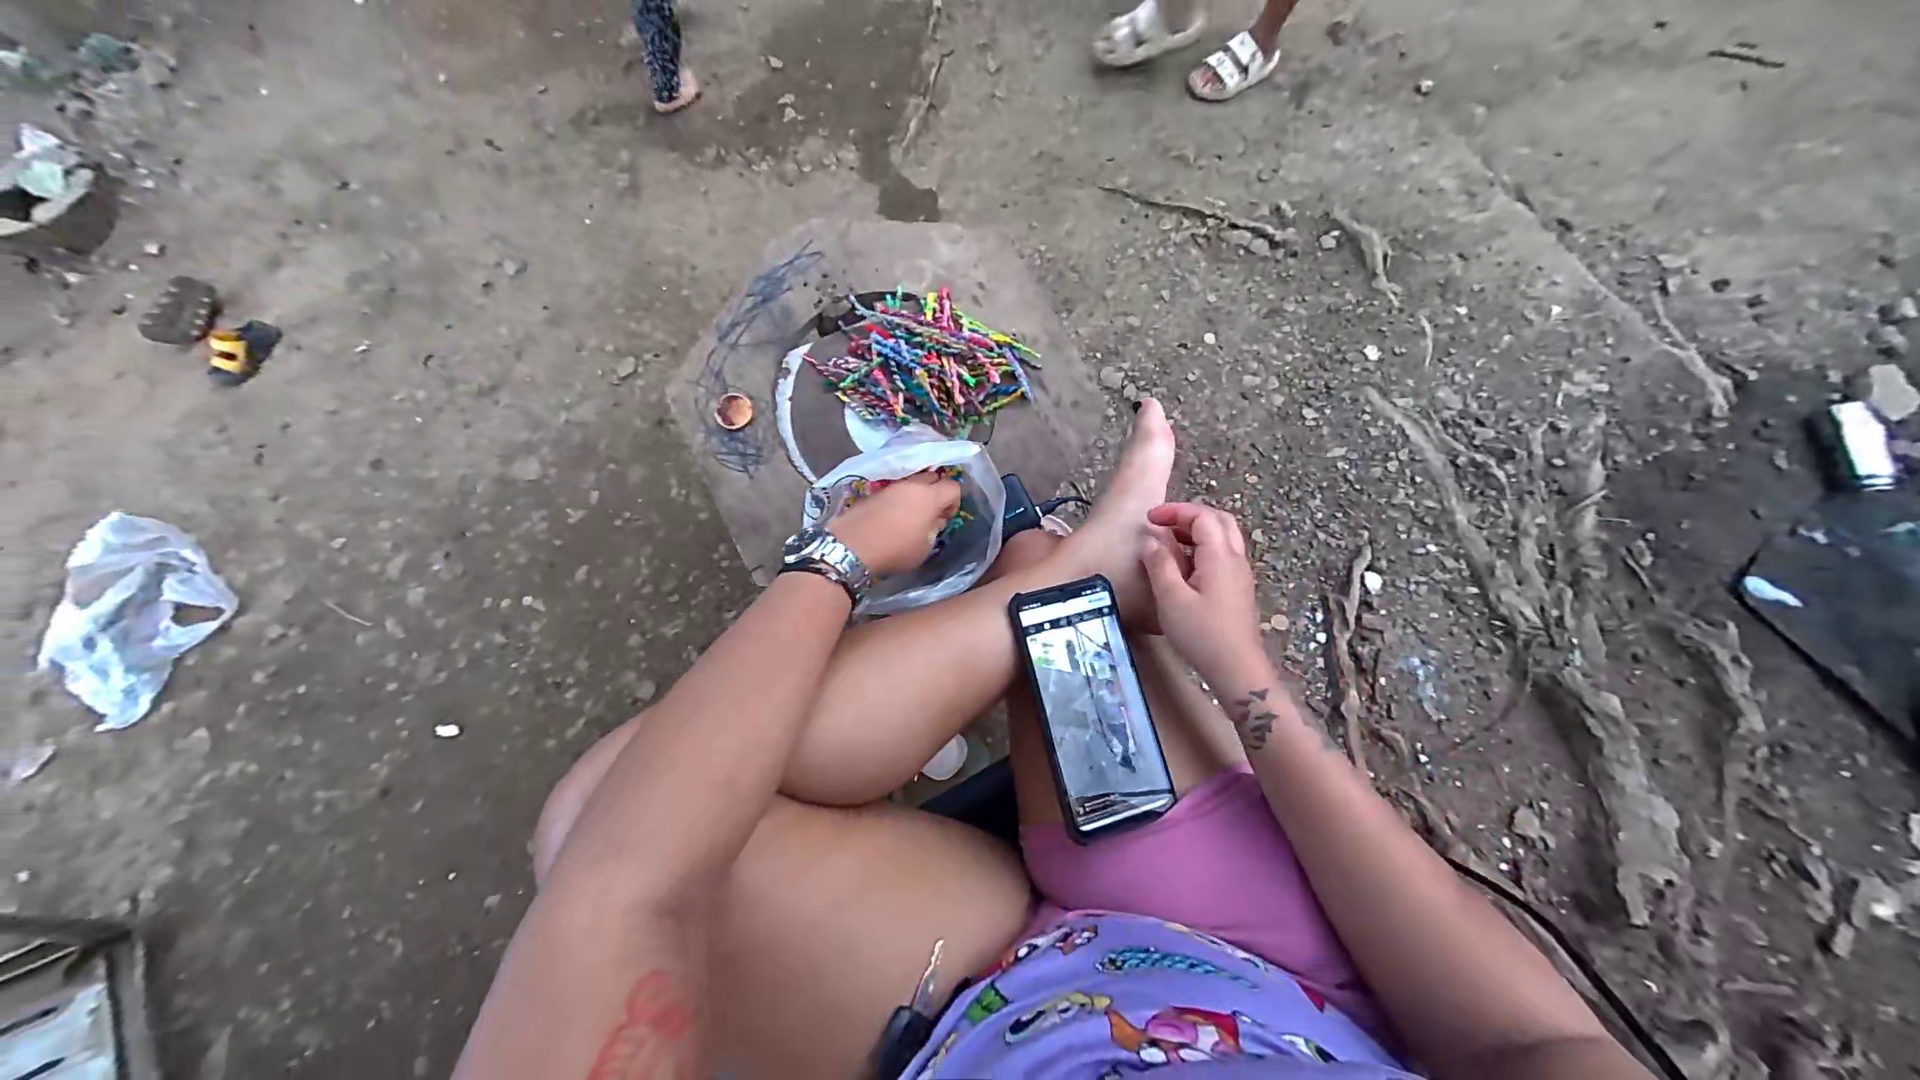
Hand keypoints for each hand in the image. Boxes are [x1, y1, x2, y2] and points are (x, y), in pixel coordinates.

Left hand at [828, 472, 962, 575]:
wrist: (851, 547)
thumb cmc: (895, 550)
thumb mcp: (924, 548)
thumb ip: (934, 530)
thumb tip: (934, 520)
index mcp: (929, 497)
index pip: (953, 486)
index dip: (954, 502)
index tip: (945, 518)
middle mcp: (911, 485)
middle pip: (933, 477)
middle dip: (937, 492)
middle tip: (931, 513)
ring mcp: (890, 486)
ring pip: (912, 482)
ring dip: (916, 495)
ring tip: (910, 516)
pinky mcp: (873, 492)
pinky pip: (894, 490)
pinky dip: (899, 499)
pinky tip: (892, 517)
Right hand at [1139, 502, 1264, 685]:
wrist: (1236, 668)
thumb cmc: (1201, 634)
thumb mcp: (1171, 598)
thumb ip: (1159, 565)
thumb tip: (1151, 541)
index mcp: (1220, 556)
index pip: (1202, 517)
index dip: (1175, 511)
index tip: (1150, 519)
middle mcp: (1235, 559)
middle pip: (1219, 520)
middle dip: (1189, 516)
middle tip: (1163, 524)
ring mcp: (1240, 574)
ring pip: (1224, 537)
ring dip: (1197, 532)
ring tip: (1169, 543)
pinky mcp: (1238, 589)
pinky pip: (1223, 555)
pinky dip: (1203, 548)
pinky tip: (1183, 567)